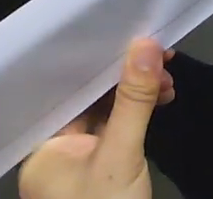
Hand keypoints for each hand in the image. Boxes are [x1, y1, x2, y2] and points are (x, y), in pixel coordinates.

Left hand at [18, 40, 176, 198]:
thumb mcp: (122, 155)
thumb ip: (133, 99)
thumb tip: (146, 42)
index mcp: (42, 147)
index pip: (68, 88)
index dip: (102, 59)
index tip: (135, 38)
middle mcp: (54, 153)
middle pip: (89, 97)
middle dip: (127, 75)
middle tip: (164, 57)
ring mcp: (77, 165)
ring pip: (105, 111)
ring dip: (138, 92)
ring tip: (169, 82)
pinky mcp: (100, 173)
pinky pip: (116, 128)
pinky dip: (138, 113)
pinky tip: (161, 100)